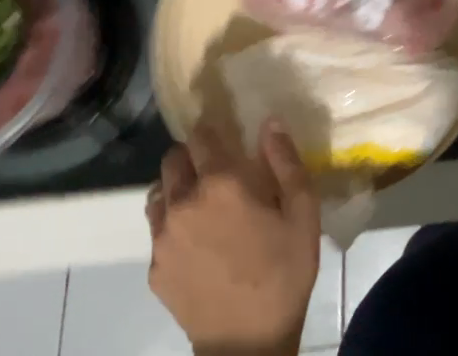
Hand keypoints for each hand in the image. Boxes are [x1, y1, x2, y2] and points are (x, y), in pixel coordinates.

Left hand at [147, 118, 320, 355]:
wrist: (247, 341)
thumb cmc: (284, 271)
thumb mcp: (303, 212)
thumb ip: (286, 161)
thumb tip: (270, 123)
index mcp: (222, 183)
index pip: (202, 135)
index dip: (212, 128)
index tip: (224, 130)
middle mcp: (183, 202)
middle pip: (173, 159)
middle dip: (193, 156)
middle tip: (218, 169)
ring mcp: (163, 236)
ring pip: (159, 192)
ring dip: (178, 187)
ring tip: (204, 204)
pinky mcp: (154, 266)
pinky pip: (157, 229)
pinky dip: (173, 223)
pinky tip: (198, 241)